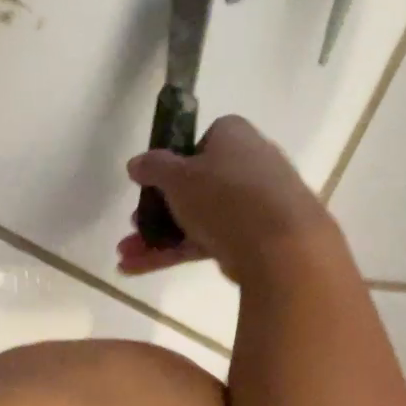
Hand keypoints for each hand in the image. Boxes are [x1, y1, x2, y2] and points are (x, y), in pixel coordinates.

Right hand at [117, 115, 344, 286]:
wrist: (279, 246)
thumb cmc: (225, 196)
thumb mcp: (178, 176)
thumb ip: (153, 167)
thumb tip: (137, 162)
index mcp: (235, 137)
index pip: (205, 139)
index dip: (178, 156)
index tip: (158, 177)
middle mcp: (247, 164)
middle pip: (195, 182)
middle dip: (158, 206)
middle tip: (135, 221)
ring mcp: (250, 203)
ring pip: (194, 216)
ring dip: (156, 235)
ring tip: (125, 253)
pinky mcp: (248, 237)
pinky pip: (202, 241)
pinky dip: (171, 252)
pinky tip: (135, 267)